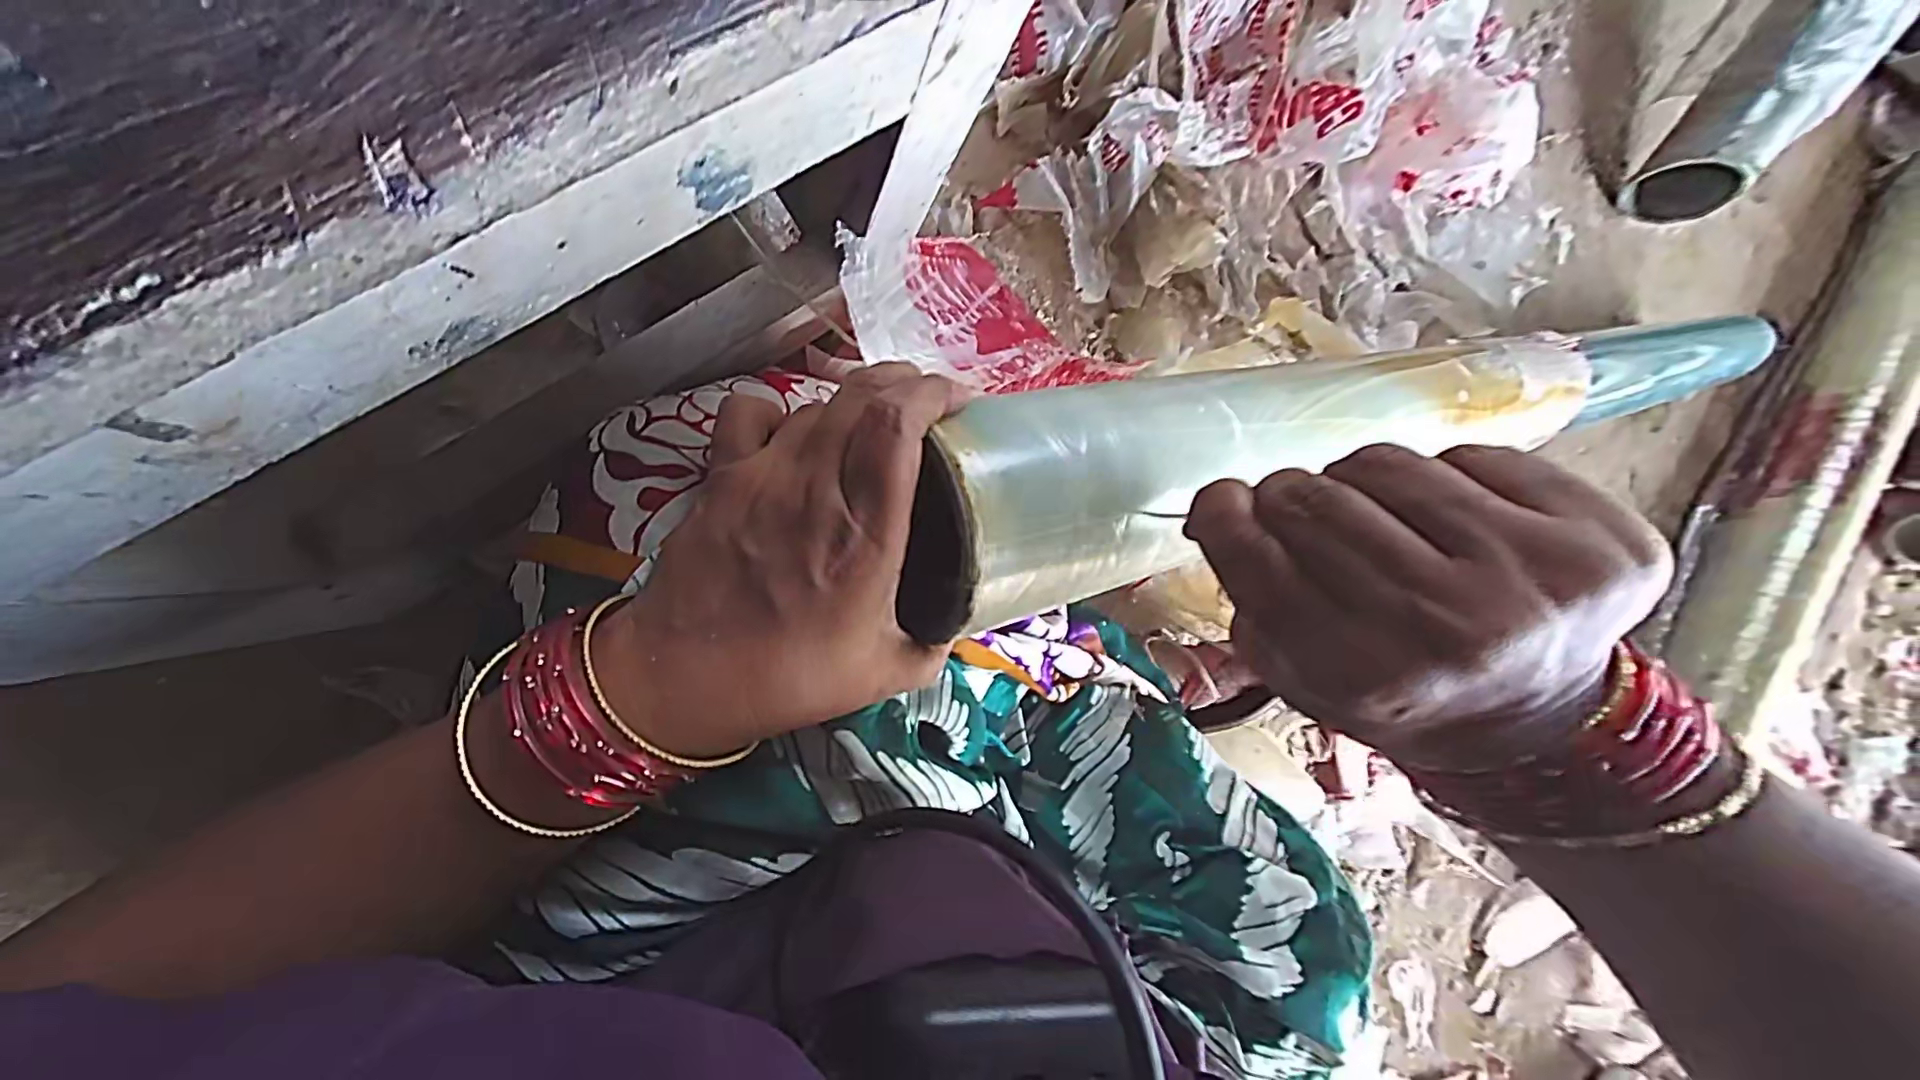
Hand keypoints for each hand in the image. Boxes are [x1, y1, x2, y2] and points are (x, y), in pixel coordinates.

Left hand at [592, 363, 973, 757]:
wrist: (682, 679)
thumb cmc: (787, 677)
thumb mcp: (885, 672)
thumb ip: (935, 646)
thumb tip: (960, 625)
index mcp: (865, 536)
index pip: (896, 425)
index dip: (932, 393)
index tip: (958, 399)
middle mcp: (814, 491)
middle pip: (862, 395)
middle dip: (906, 381)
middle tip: (927, 402)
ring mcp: (761, 476)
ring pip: (817, 402)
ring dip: (857, 400)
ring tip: (873, 422)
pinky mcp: (721, 476)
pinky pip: (751, 410)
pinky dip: (783, 409)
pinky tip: (793, 434)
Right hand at [1184, 444, 1671, 768]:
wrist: (1532, 721)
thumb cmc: (1391, 692)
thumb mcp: (1298, 676)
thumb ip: (1249, 598)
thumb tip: (1220, 510)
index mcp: (1360, 674)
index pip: (1258, 560)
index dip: (1221, 516)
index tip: (1218, 501)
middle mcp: (1444, 629)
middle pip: (1311, 502)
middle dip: (1283, 496)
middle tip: (1288, 509)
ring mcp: (1532, 578)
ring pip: (1384, 466)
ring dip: (1354, 482)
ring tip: (1368, 514)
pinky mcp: (1598, 538)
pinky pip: (1466, 455)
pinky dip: (1435, 478)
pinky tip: (1442, 519)